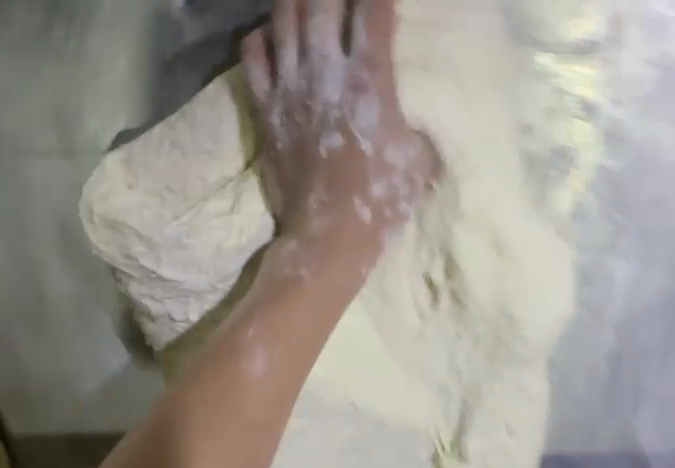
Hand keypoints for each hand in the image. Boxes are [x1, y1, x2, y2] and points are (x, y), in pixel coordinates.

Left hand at [242, 0, 438, 266]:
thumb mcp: (420, 163)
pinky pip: (254, 51)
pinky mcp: (265, 107)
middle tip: (343, 1)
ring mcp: (290, 87)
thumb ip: (418, 126)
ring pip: (285, 15)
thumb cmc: (380, 203)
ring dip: (298, 1)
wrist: (328, 237)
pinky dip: (263, 35)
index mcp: (370, 80)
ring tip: (309, 4)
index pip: (373, 9)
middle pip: (323, 0)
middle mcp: (327, 70)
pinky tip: (275, 38)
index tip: (382, 2)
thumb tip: (417, 118)